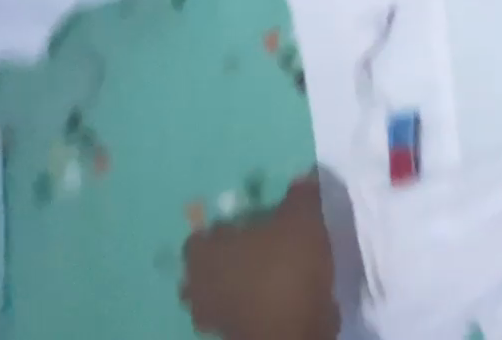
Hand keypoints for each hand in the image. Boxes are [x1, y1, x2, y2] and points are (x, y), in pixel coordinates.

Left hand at [181, 176, 339, 339]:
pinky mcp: (229, 332)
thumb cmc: (287, 264)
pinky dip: (249, 299)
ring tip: (269, 267)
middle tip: (259, 243)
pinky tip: (276, 289)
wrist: (293, 325)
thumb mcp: (304, 216)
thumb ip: (301, 194)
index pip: (200, 236)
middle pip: (204, 266)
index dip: (222, 226)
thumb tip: (302, 177)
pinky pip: (234, 307)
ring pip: (217, 289)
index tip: (248, 220)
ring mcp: (210, 314)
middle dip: (226, 255)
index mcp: (205, 254)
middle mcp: (197, 285)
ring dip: (236, 280)